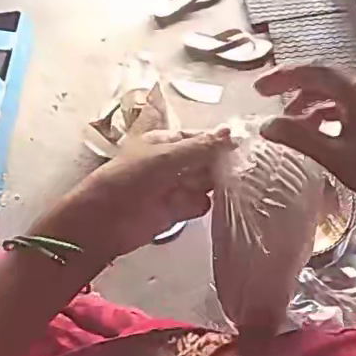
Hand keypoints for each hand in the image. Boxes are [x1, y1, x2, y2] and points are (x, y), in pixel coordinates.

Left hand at [37, 128, 230, 261]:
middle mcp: (172, 162)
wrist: (104, 223)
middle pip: (206, 159)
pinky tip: (230, 201)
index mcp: (165, 142)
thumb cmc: (129, 180)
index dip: (219, 140)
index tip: (245, 144)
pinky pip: (203, 202)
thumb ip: (200, 147)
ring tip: (246, 181)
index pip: (199, 137)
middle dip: (224, 162)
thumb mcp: (166, 157)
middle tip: (251, 165)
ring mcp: (176, 187)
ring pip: (207, 181)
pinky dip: (214, 202)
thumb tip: (230, 132)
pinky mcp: (179, 211)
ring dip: (222, 182)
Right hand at [254, 66, 355, 223]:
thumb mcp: (335, 157)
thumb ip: (300, 138)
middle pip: (324, 80)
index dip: (284, 77)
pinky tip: (314, 134)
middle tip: (268, 99)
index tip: (260, 88)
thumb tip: (267, 126)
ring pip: (334, 96)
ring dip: (309, 104)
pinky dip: (324, 117)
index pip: (314, 72)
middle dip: (294, 88)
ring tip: (288, 122)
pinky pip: (345, 110)